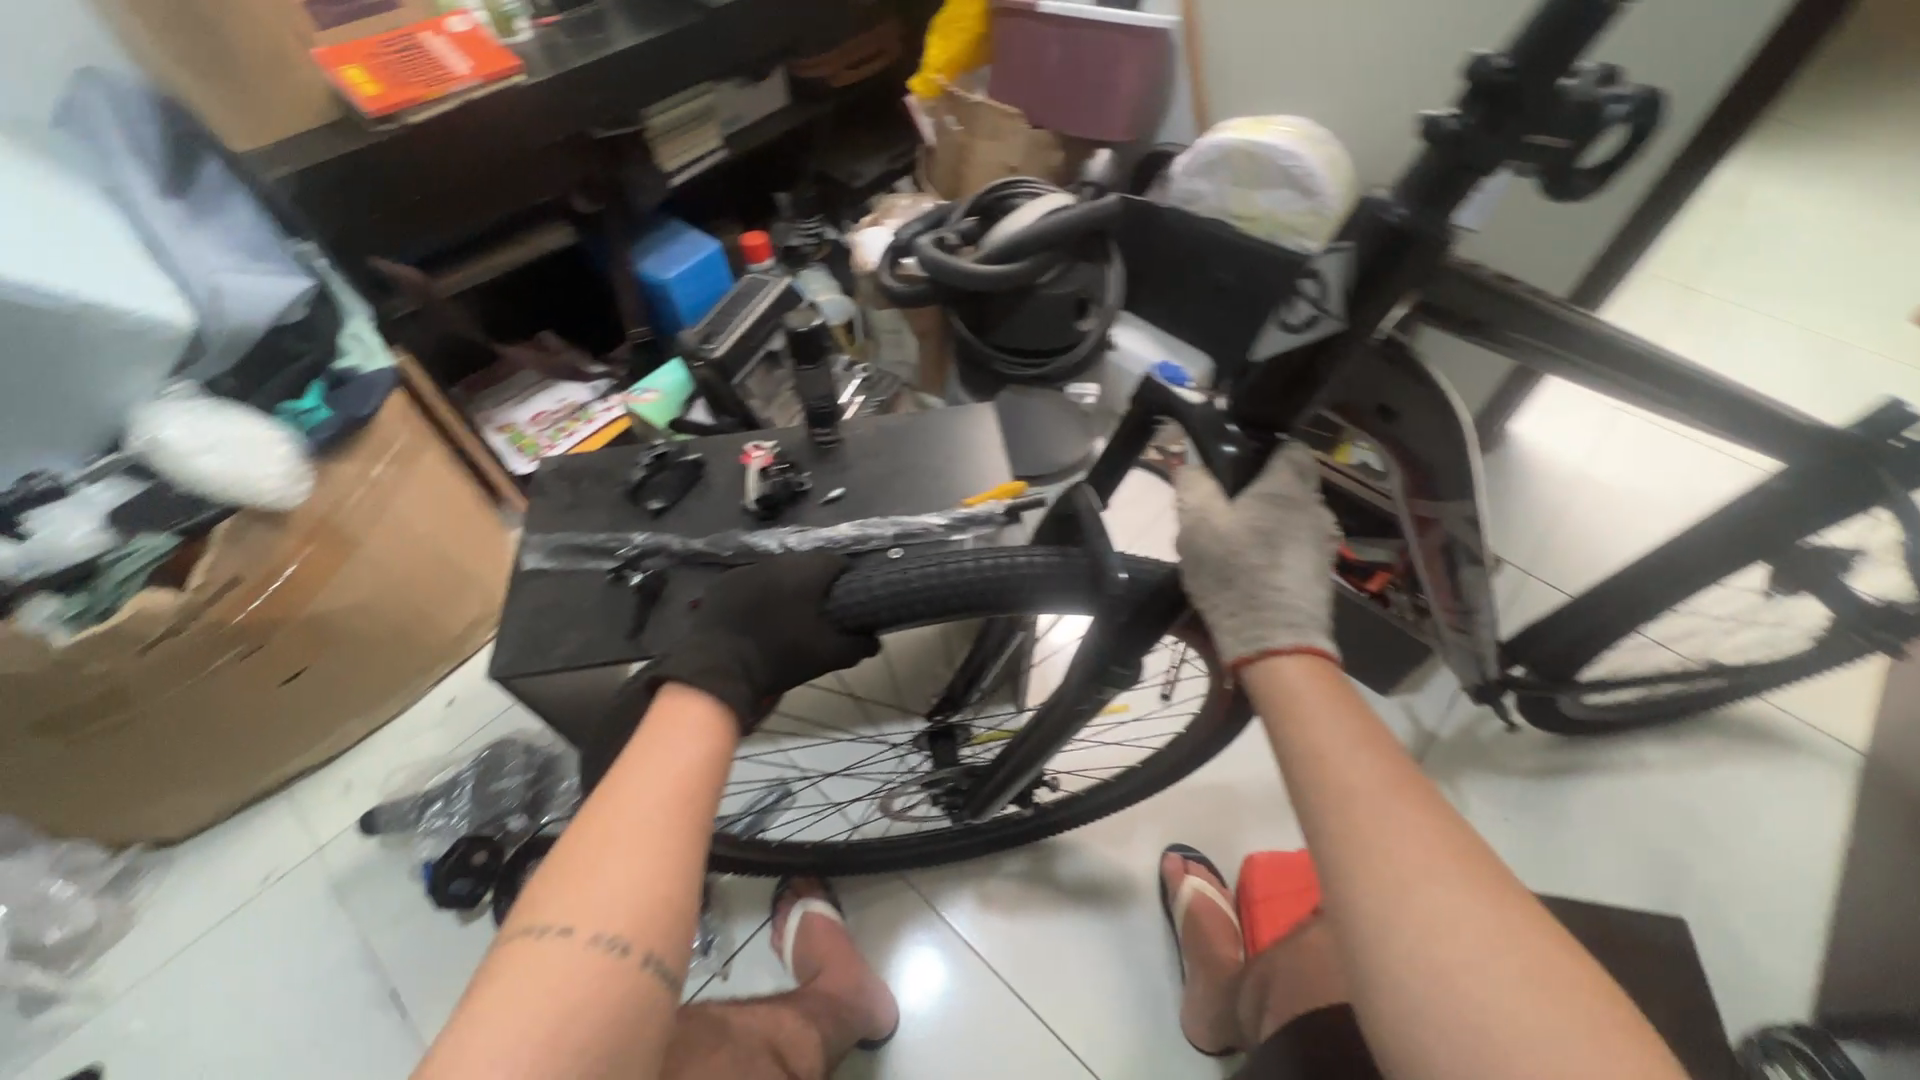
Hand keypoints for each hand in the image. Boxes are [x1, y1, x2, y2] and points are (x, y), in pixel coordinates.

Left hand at [647, 553, 879, 731]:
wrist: (720, 668)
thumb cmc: (781, 657)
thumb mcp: (828, 656)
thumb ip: (858, 645)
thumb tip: (875, 641)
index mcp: (806, 572)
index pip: (837, 562)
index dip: (846, 578)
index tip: (847, 599)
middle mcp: (776, 561)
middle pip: (805, 564)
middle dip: (813, 582)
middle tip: (817, 610)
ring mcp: (745, 569)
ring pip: (775, 572)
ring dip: (784, 586)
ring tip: (785, 614)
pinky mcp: (722, 583)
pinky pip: (748, 582)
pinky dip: (756, 594)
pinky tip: (755, 617)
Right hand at [1176, 441, 1340, 669]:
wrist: (1274, 643)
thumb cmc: (1234, 574)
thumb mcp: (1196, 524)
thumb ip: (1193, 484)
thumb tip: (1192, 464)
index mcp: (1288, 486)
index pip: (1289, 446)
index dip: (1262, 450)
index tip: (1233, 468)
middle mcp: (1316, 508)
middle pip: (1288, 485)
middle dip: (1258, 492)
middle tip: (1221, 512)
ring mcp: (1324, 544)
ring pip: (1291, 519)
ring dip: (1266, 526)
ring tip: (1231, 548)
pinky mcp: (1321, 575)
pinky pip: (1295, 548)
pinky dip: (1274, 553)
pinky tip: (1248, 573)